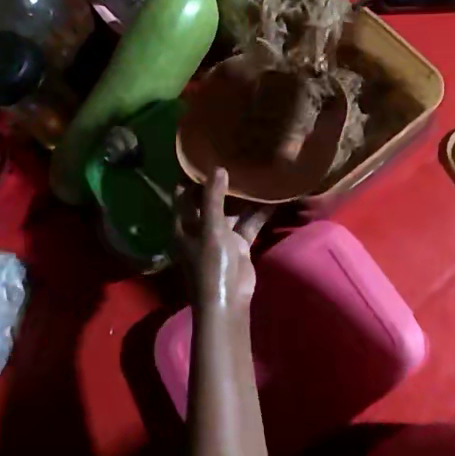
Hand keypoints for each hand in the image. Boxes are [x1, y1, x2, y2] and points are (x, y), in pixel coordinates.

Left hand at [177, 169, 271, 315]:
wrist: (229, 300)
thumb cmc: (211, 264)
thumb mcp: (211, 229)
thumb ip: (213, 198)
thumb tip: (218, 168)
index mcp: (183, 226)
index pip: (183, 196)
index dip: (190, 177)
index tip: (203, 155)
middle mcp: (200, 229)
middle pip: (208, 201)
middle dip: (219, 183)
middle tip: (233, 157)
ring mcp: (220, 237)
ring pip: (231, 212)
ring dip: (241, 197)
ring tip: (253, 171)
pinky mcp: (239, 245)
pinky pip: (248, 224)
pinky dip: (258, 213)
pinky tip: (271, 197)